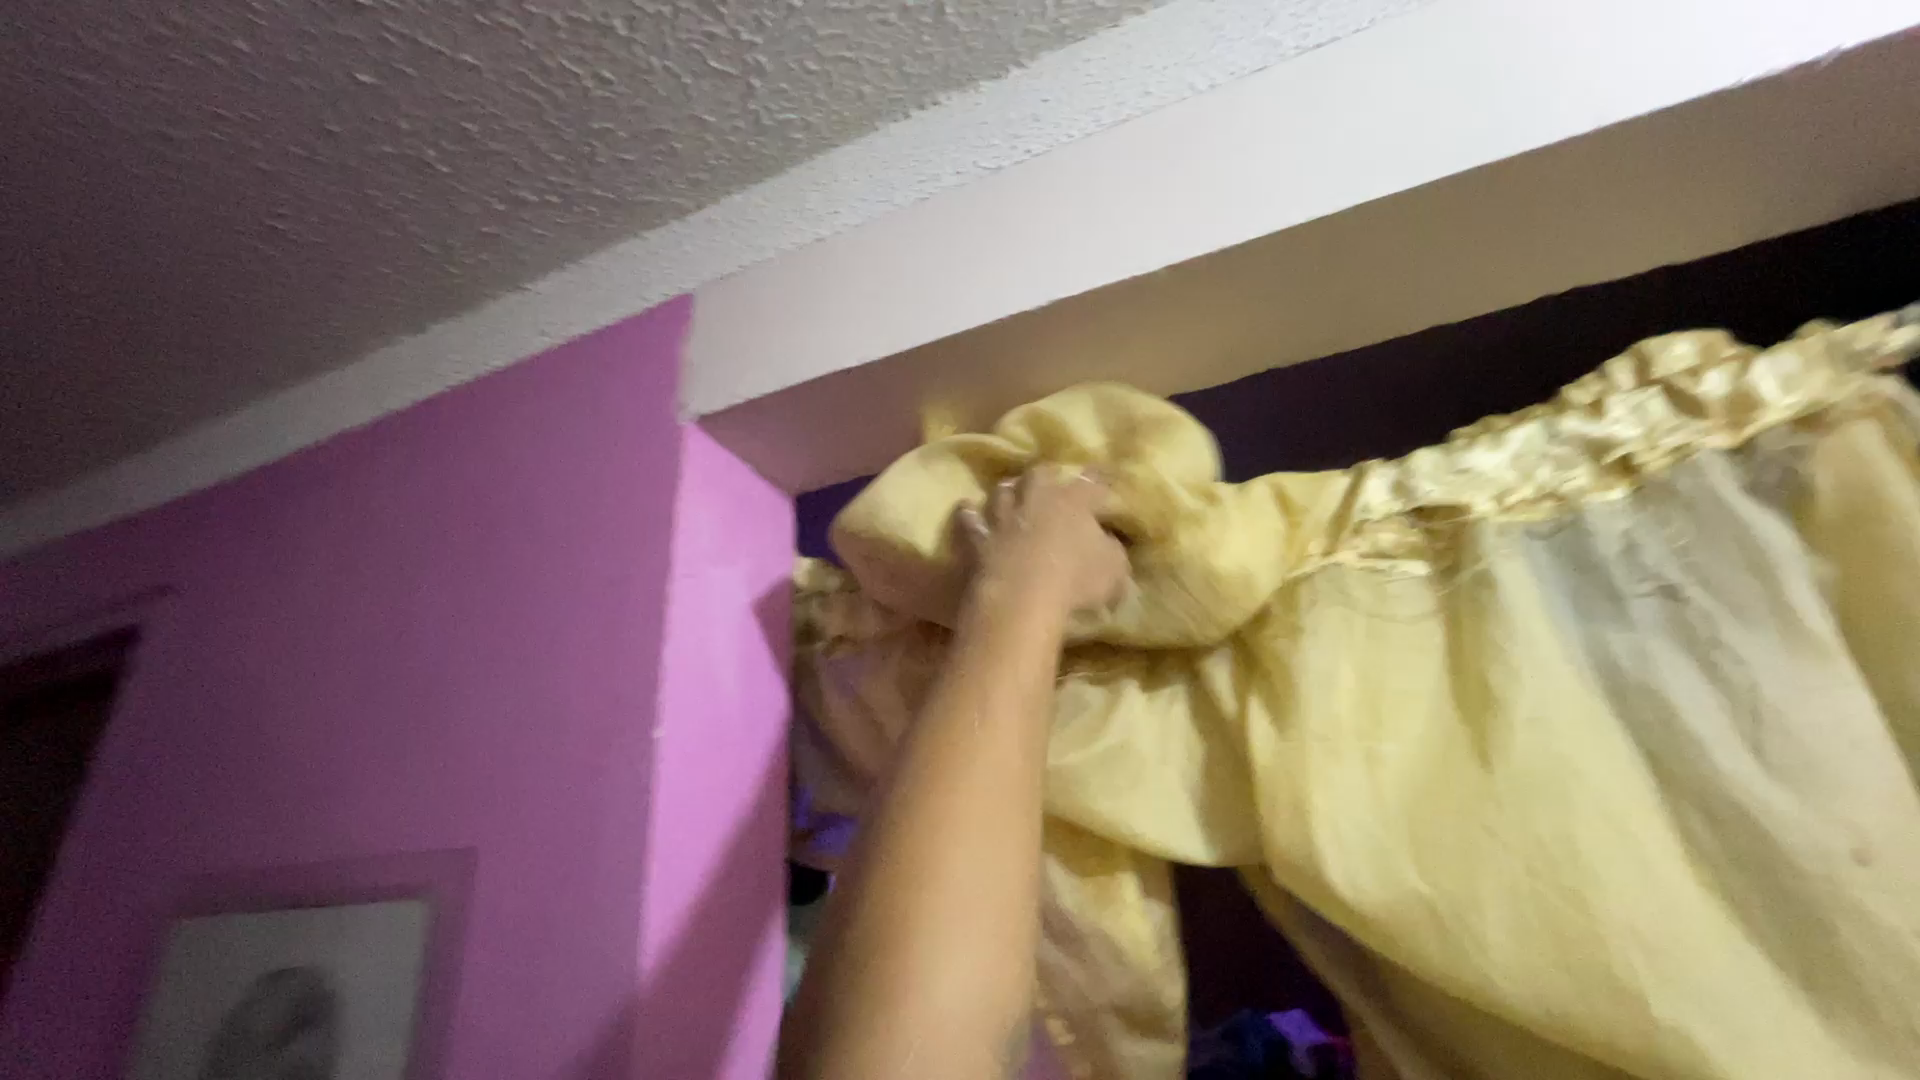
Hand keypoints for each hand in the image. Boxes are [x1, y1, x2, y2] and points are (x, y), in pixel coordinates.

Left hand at [958, 466, 1129, 618]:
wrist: (1021, 596)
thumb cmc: (1075, 580)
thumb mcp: (1114, 570)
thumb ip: (1113, 553)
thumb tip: (1108, 546)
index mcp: (1074, 500)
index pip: (1092, 483)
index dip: (1099, 482)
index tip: (1104, 482)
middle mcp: (1036, 497)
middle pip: (1041, 474)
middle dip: (1048, 476)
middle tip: (1052, 482)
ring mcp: (1002, 514)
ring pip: (1002, 490)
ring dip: (1008, 491)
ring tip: (1010, 493)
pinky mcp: (977, 536)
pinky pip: (969, 518)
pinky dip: (969, 514)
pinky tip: (968, 510)